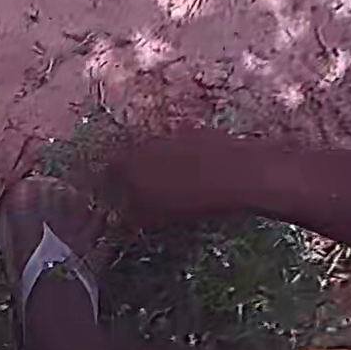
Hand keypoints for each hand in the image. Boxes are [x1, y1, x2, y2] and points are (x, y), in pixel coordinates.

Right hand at [94, 130, 276, 226]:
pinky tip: (198, 177)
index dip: (109, 185)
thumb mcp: (151, 216)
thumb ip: (129, 211)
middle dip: (135, 174)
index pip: (107, 172)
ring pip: (160, 152)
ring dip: (162, 166)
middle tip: (143, 193)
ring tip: (173, 186)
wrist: (243, 175)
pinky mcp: (202, 134)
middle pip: (133, 159)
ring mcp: (175, 136)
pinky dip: (187, 161)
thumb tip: (118, 211)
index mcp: (127, 164)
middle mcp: (146, 145)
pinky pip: (186, 149)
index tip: (115, 198)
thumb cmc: (189, 200)